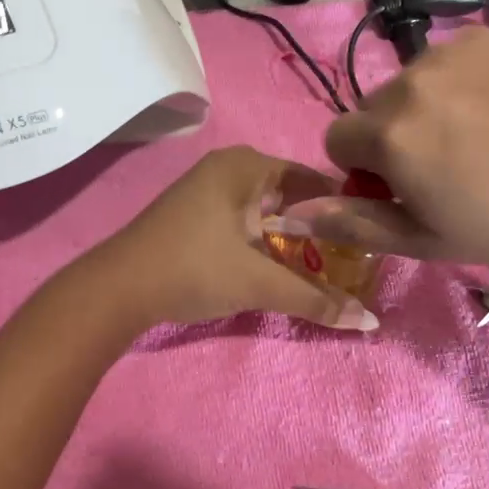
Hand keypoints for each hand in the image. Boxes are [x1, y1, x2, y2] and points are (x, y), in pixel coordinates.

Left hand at [85, 146, 378, 329]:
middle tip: (351, 260)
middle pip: (290, 196)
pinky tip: (278, 267)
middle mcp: (229, 168)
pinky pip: (245, 221)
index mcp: (247, 165)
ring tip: (323, 268)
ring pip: (266, 211)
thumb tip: (370, 322)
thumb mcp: (259, 283)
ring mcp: (207, 190)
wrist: (117, 289)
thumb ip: (316, 299)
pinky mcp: (194, 215)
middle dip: (319, 228)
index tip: (370, 239)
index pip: (314, 179)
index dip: (344, 209)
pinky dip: (265, 241)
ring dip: (291, 239)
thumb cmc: (193, 270)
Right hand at [276, 28, 488, 271]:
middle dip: (389, 138)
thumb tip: (290, 212)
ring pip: (407, 86)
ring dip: (421, 111)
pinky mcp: (486, 38)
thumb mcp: (422, 240)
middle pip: (370, 110)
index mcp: (388, 134)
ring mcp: (450, 53)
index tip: (404, 191)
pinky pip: (445, 63)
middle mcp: (408, 81)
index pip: (336, 140)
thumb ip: (351, 222)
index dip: (362, 172)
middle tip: (442, 169)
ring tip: (475, 140)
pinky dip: (456, 86)